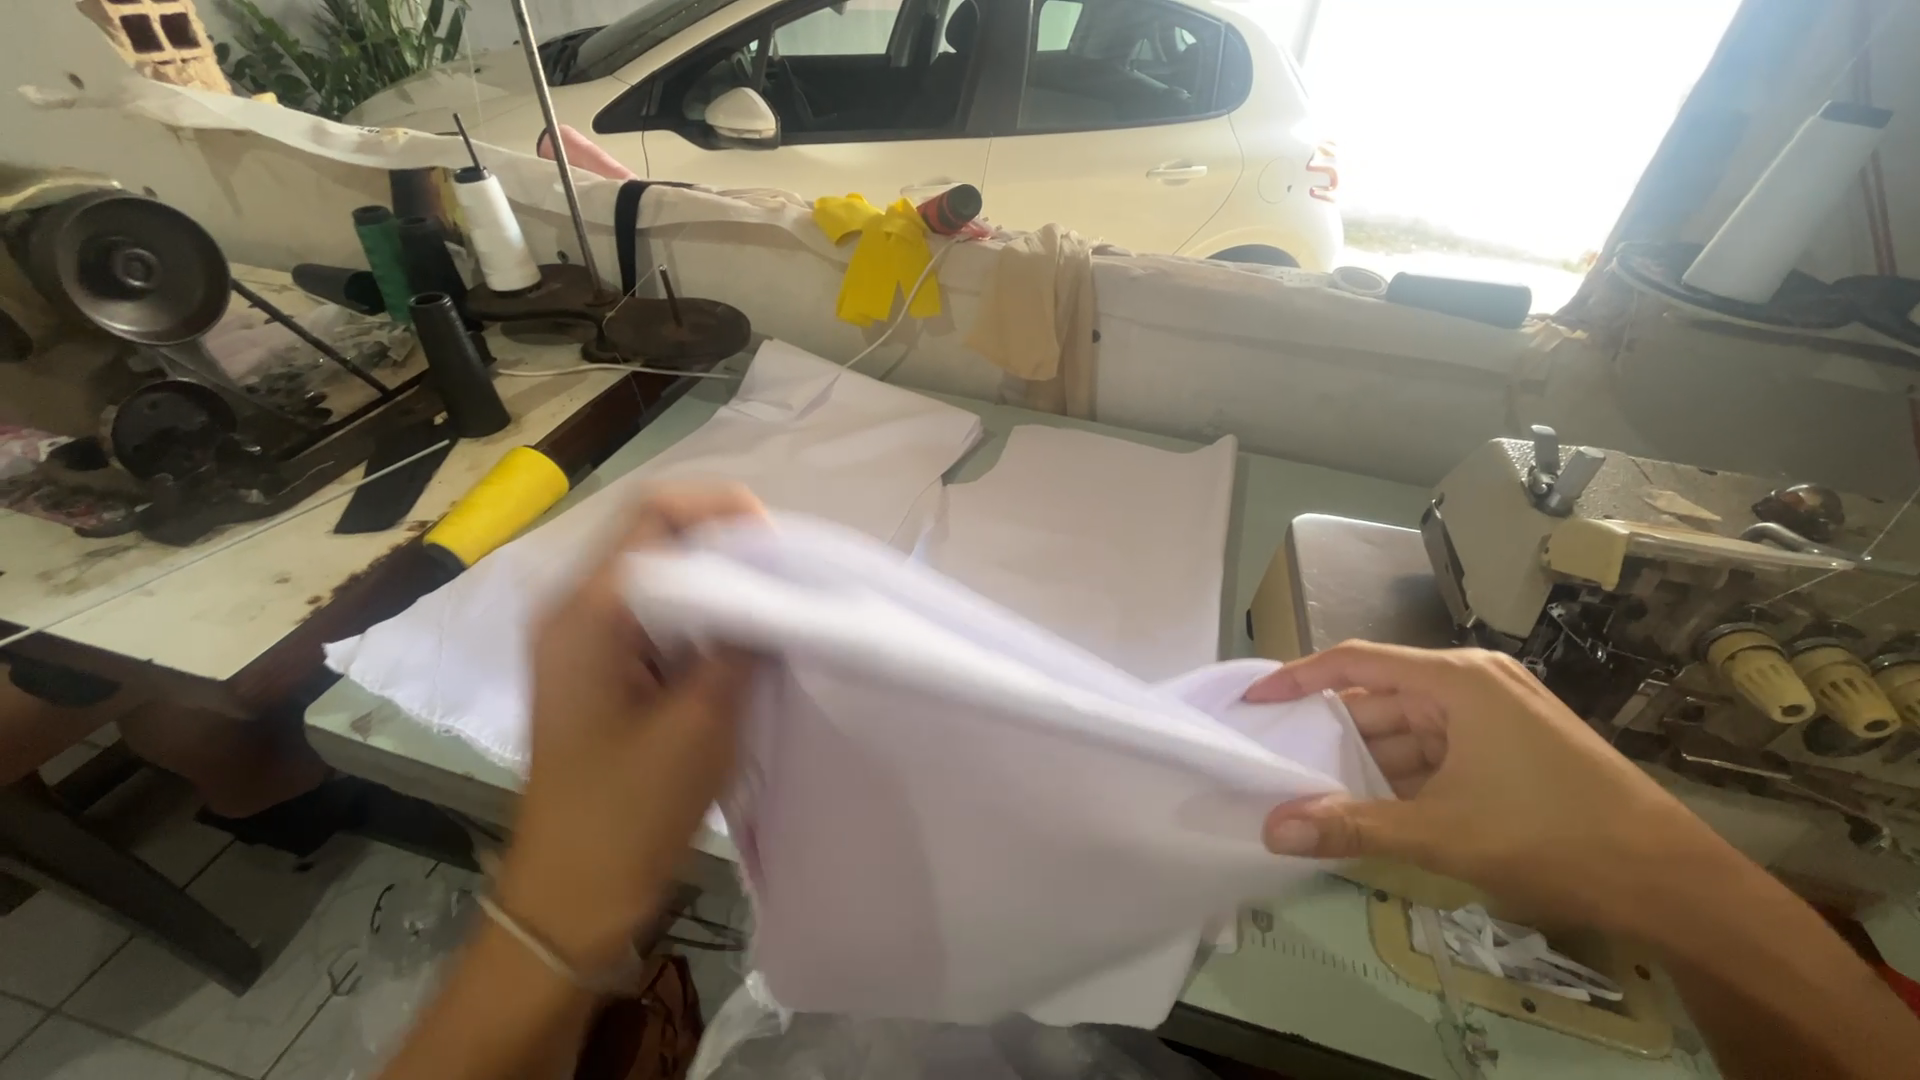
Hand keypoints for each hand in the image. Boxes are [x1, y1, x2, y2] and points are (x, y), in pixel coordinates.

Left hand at [496, 486, 764, 972]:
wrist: (572, 894)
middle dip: (723, 542)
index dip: (721, 510)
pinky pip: (652, 611)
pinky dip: (698, 610)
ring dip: (713, 577)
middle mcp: (572, 609)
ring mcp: (579, 638)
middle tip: (783, 572)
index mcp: (586, 612)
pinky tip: (736, 636)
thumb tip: (774, 588)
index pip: (654, 514)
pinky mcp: (594, 666)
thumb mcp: (703, 721)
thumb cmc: (632, 812)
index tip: (777, 545)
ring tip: (770, 599)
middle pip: (653, 535)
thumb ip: (740, 641)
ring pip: (656, 572)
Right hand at [1248, 642, 1730, 935]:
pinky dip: (1404, 774)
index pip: (1353, 663)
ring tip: (1320, 791)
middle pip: (1378, 698)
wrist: (1675, 883)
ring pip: (1407, 729)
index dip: (1297, 678)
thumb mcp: (1441, 833)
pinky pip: (1437, 748)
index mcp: (1455, 680)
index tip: (1254, 700)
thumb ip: (1351, 826)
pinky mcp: (1511, 742)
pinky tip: (1378, 805)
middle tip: (1281, 762)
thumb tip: (1270, 831)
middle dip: (1332, 734)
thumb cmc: (1553, 836)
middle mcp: (1472, 682)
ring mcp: (1496, 712)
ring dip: (1368, 761)